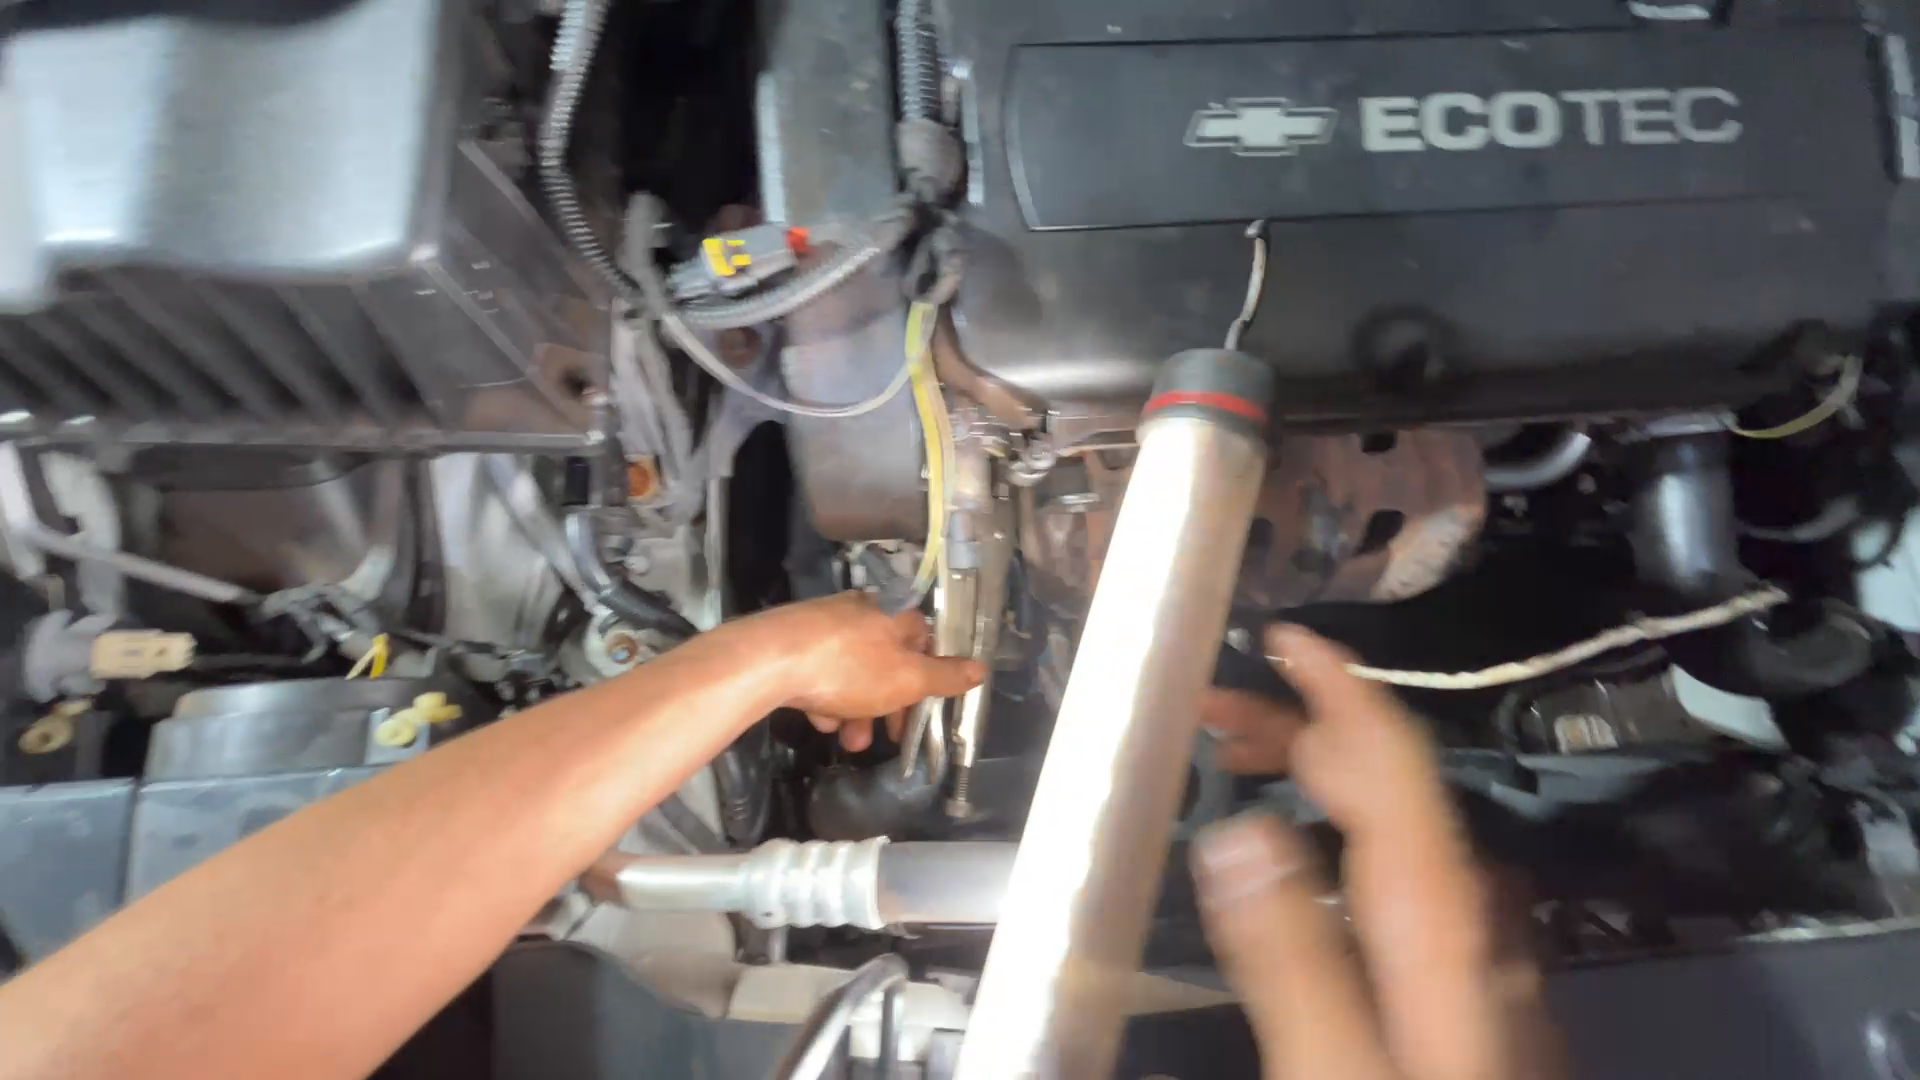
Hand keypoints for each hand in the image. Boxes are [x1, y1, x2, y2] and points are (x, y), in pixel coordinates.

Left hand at [754, 592, 984, 751]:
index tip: (924, 711)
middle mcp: (865, 611)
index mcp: (897, 616)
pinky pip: (822, 670)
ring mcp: (828, 623)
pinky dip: (825, 696)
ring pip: (854, 671)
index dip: (931, 679)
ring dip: (857, 709)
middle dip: (889, 705)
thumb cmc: (849, 668)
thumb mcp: (907, 679)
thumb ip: (945, 677)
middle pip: (888, 661)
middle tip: (885, 737)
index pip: (927, 642)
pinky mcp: (797, 638)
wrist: (771, 659)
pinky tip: (817, 717)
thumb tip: (981, 668)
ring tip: (846, 739)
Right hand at [1190, 626, 1563, 1079]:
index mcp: (1434, 912)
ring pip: (1376, 806)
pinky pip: (1376, 844)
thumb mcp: (1338, 1066)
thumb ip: (1290, 956)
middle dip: (1290, 718)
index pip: (1390, 758)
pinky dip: (1318, 807)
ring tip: (1227, 746)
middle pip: (1377, 771)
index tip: (1283, 637)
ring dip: (1299, 759)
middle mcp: (1457, 900)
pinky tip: (1279, 823)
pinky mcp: (1441, 951)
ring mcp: (1455, 926)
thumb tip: (1235, 832)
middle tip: (1208, 704)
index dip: (1339, 686)